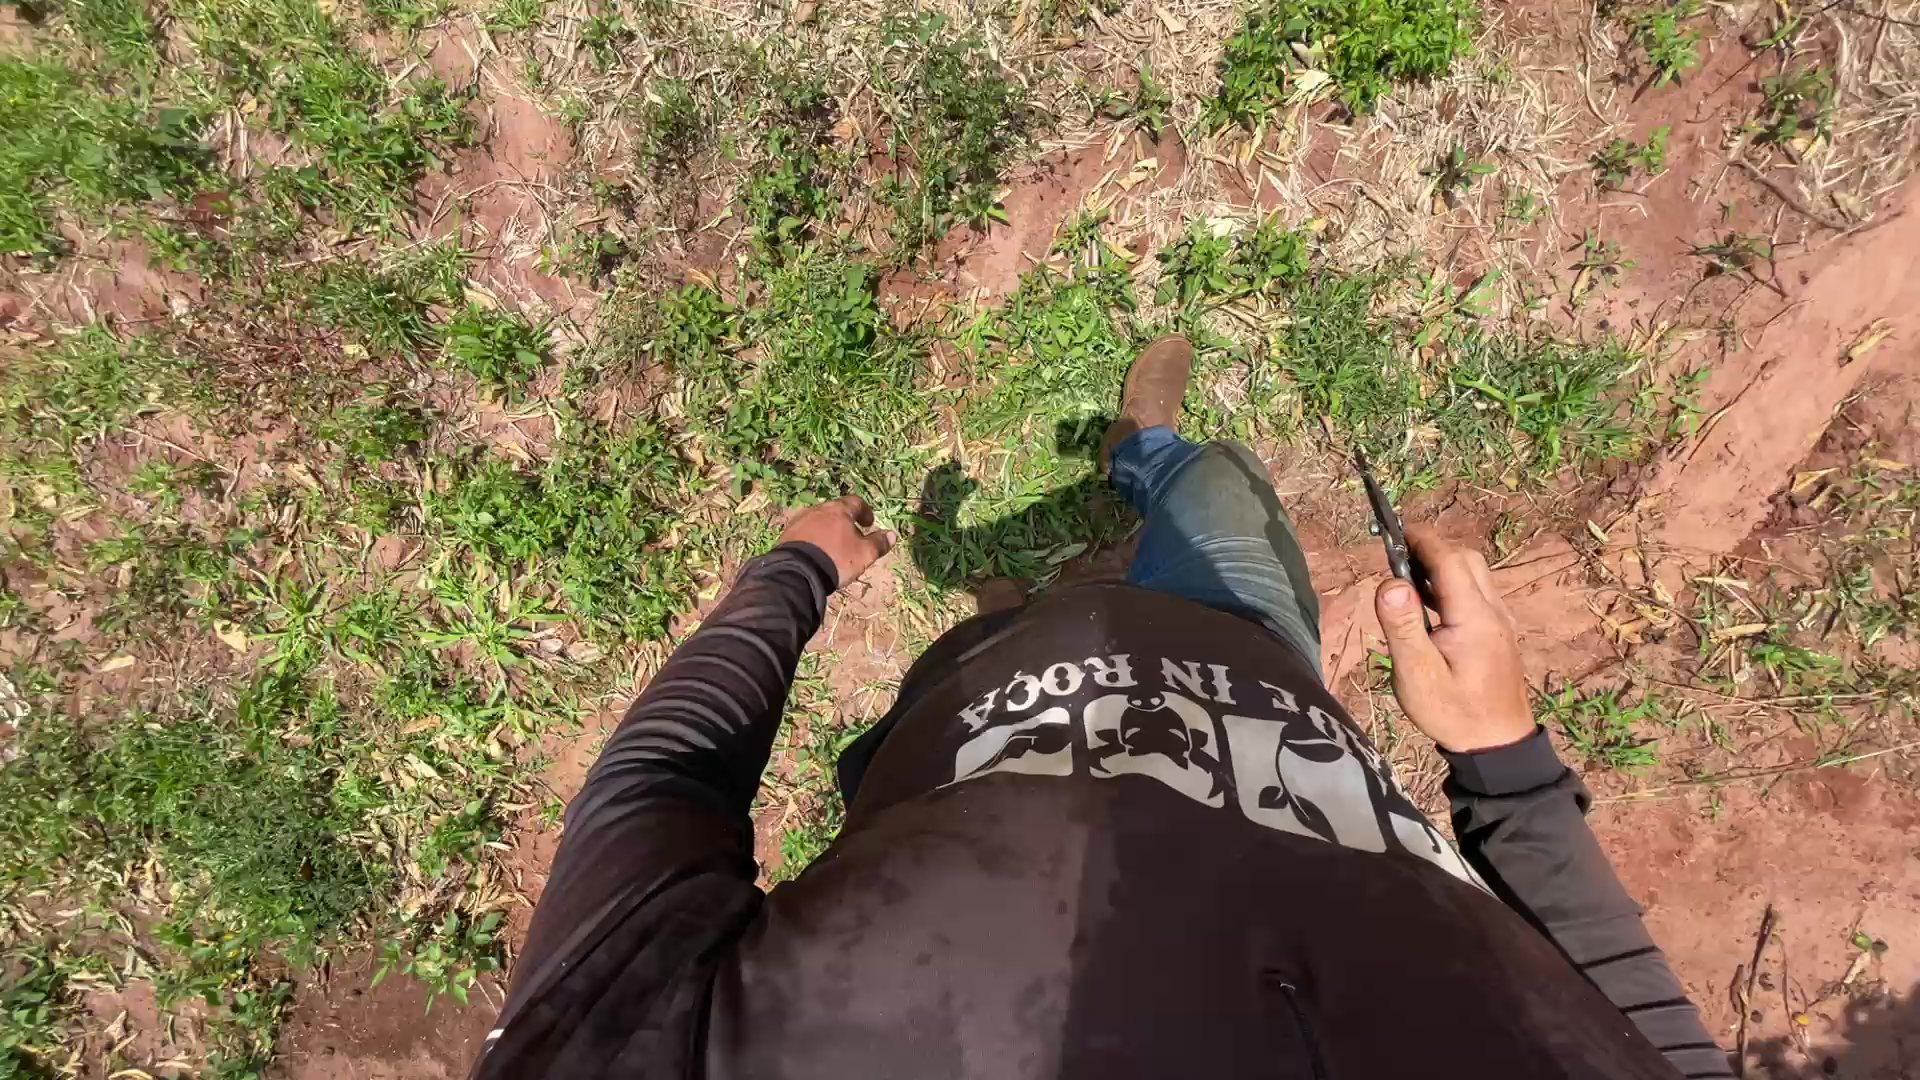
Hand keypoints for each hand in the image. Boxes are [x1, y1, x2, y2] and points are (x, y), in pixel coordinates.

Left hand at [778, 495, 895, 590]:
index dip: (865, 512)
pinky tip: (816, 551)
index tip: (869, 523)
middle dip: (845, 520)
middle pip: (835, 510)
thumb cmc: (836, 558)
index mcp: (839, 510)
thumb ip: (879, 543)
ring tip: (833, 545)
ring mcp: (800, 520)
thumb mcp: (864, 554)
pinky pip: (805, 532)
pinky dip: (813, 537)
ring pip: (818, 520)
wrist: (797, 572)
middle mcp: (818, 510)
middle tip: (852, 534)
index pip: (856, 503)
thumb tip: (892, 535)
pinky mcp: (787, 534)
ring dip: (827, 529)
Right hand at [1372, 525, 1534, 752]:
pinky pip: (1474, 594)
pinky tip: (1425, 606)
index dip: (1422, 540)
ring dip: (1441, 566)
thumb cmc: (1451, 711)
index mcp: (1473, 617)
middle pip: (1467, 561)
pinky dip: (1448, 585)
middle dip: (1432, 549)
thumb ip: (1403, 626)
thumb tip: (1390, 583)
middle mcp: (1492, 612)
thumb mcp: (1417, 673)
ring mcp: (1498, 623)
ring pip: (1473, 576)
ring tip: (1404, 578)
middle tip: (1394, 554)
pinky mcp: (1496, 634)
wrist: (1497, 746)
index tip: (1392, 531)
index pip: (1450, 561)